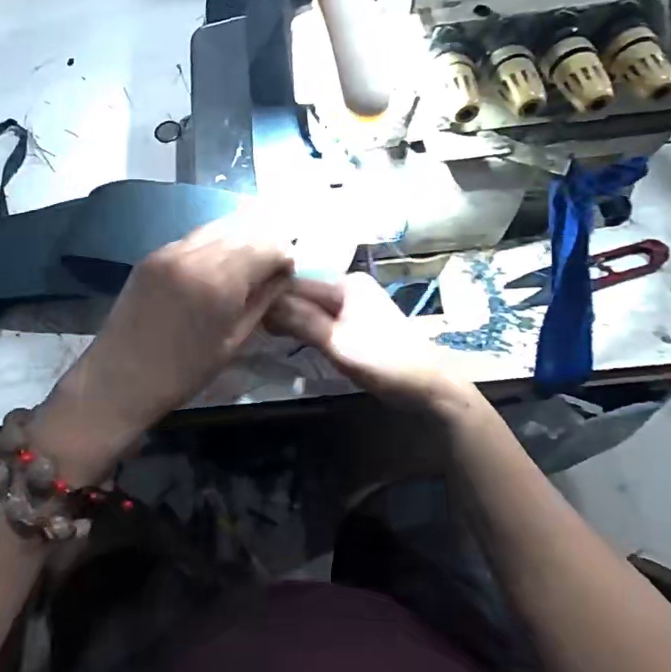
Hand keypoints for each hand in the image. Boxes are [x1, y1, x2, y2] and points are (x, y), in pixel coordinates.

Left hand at [38, 215, 294, 473]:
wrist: (118, 380)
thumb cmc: (183, 372)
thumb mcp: (234, 340)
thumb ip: (263, 300)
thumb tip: (284, 274)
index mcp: (218, 280)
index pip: (268, 245)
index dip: (285, 255)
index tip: (287, 274)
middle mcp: (194, 254)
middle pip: (244, 229)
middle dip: (265, 242)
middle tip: (274, 265)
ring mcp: (169, 250)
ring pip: (218, 227)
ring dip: (239, 239)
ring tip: (248, 263)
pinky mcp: (152, 254)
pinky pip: (194, 239)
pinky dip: (214, 245)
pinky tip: (218, 265)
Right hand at [266, 272, 475, 418]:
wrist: (429, 387)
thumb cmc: (385, 363)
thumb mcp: (338, 344)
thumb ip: (301, 321)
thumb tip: (263, 304)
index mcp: (346, 283)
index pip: (295, 283)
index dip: (268, 297)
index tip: (241, 312)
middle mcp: (349, 286)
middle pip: (302, 293)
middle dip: (277, 308)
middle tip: (247, 326)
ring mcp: (354, 304)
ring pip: (310, 306)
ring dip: (289, 319)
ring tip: (261, 333)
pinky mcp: (356, 323)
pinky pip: (321, 318)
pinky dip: (305, 327)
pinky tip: (288, 338)